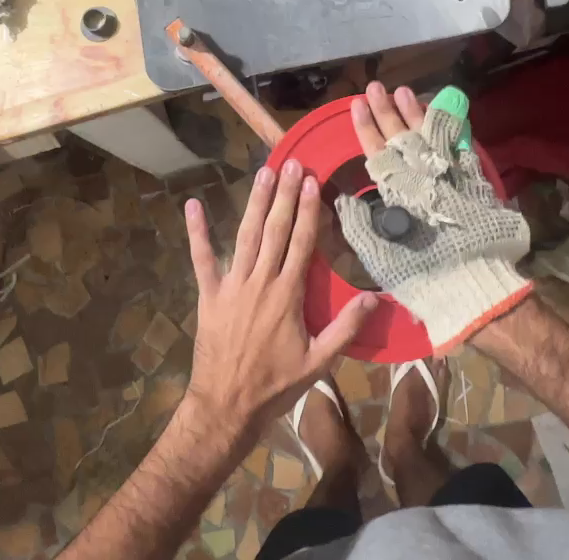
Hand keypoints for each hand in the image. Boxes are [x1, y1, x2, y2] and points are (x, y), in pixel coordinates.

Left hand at [183, 159, 377, 441]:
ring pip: (245, 235)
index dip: (307, 210)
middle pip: (274, 230)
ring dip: (254, 202)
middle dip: (284, 195)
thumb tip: (376, 297)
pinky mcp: (208, 295)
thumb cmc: (276, 384)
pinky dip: (197, 232)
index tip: (311, 182)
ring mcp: (231, 285)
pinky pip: (201, 259)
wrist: (227, 406)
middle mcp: (260, 281)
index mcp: (288, 294)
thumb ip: (346, 328)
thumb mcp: (319, 362)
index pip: (301, 242)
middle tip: (291, 164)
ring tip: (263, 173)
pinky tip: (192, 206)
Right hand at [341, 82, 532, 351]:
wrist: (471, 284)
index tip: (356, 104)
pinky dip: (449, 128)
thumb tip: (343, 200)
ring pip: (429, 135)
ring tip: (404, 92)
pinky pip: (459, 147)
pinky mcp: (473, 181)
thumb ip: (359, 224)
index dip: (365, 127)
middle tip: (375, 87)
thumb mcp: (378, 254)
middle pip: (400, 136)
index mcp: (396, 192)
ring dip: (415, 112)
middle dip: (385, 111)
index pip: (376, 150)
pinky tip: (442, 113)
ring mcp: (449, 176)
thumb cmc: (420, 274)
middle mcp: (421, 177)